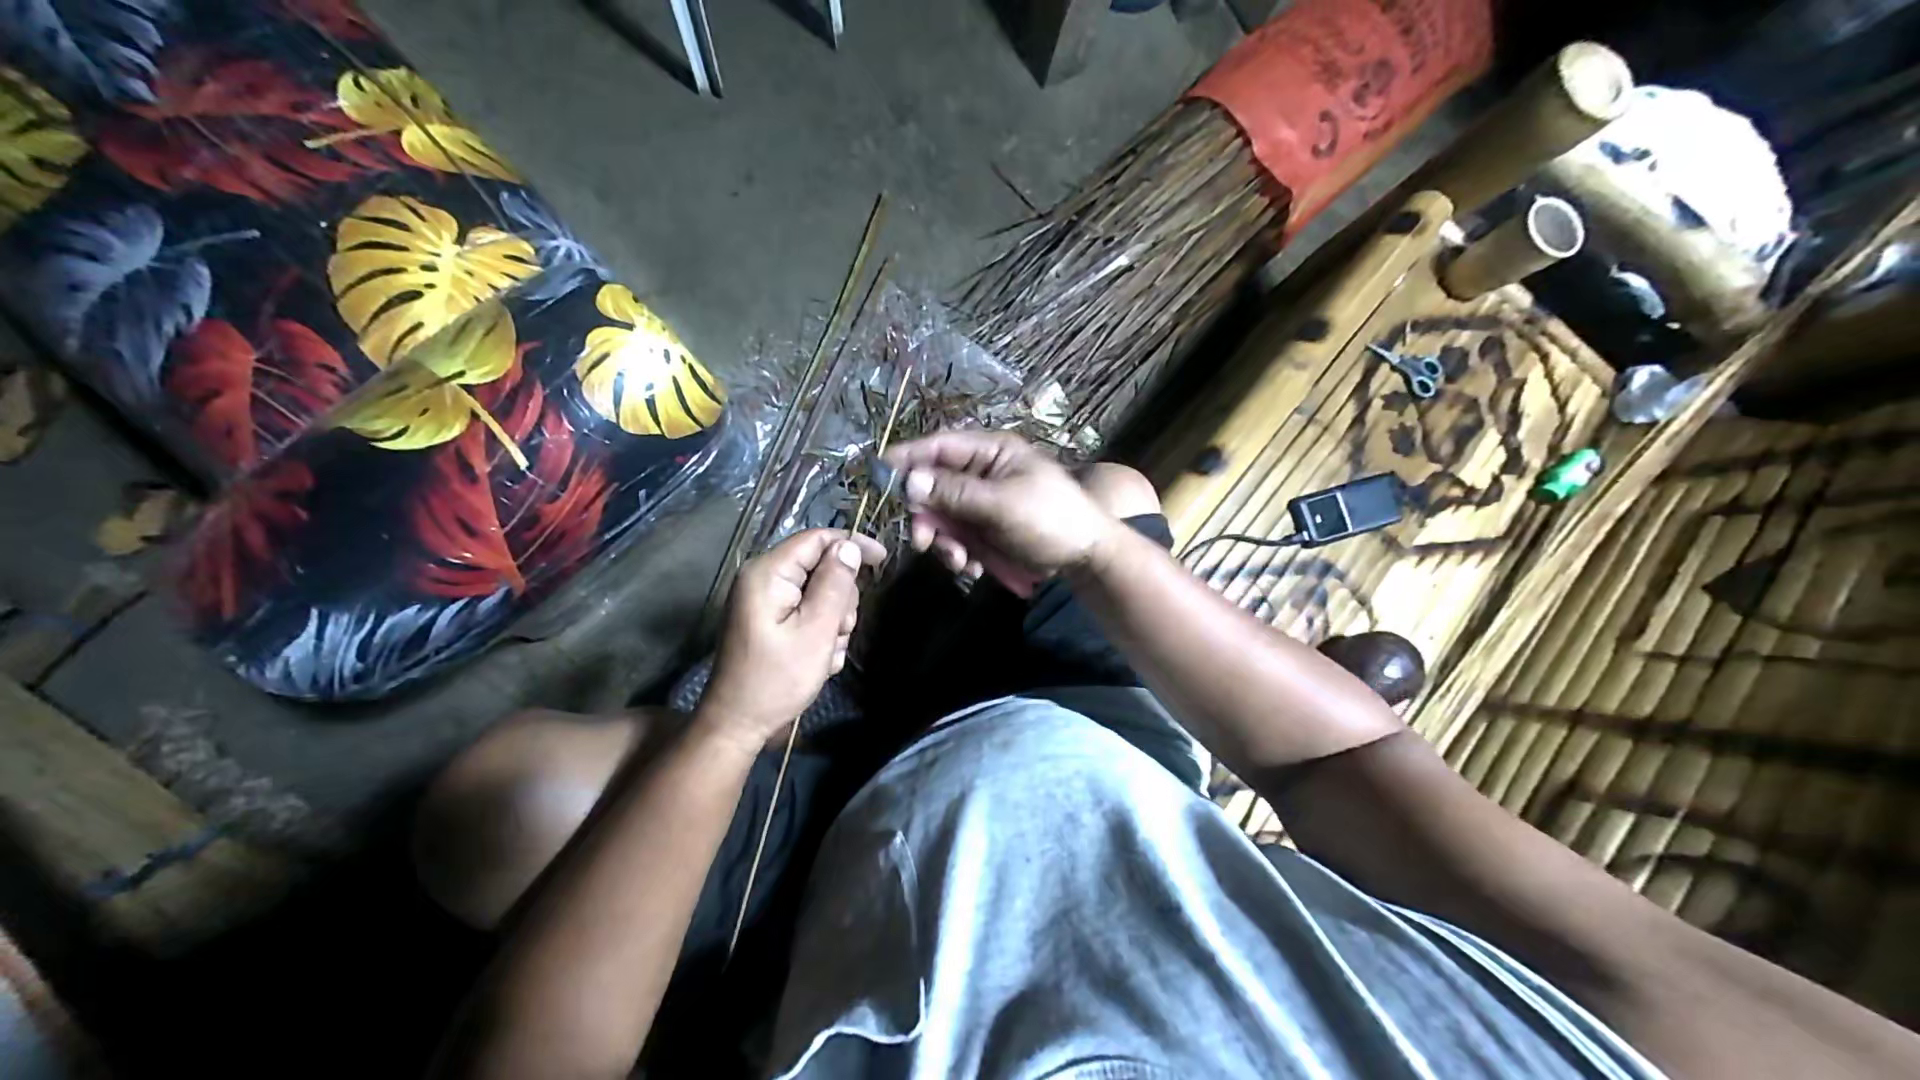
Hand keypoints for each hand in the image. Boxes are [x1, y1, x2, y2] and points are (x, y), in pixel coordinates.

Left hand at [697, 528, 886, 750]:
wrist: (739, 723)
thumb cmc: (776, 679)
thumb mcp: (816, 631)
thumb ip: (835, 585)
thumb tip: (849, 547)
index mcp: (767, 573)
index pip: (816, 538)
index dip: (851, 544)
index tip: (883, 560)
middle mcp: (763, 578)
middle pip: (820, 565)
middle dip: (841, 597)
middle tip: (840, 631)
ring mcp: (765, 600)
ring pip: (819, 591)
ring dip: (834, 620)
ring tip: (828, 651)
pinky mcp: (769, 619)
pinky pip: (808, 611)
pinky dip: (821, 631)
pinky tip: (820, 658)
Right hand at [883, 431, 1119, 586]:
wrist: (1086, 557)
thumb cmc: (1051, 518)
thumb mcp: (1002, 504)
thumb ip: (954, 493)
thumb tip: (909, 482)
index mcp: (990, 452)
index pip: (939, 447)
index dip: (908, 459)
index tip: (880, 476)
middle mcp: (981, 473)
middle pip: (934, 487)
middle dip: (928, 517)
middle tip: (923, 541)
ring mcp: (982, 503)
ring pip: (942, 518)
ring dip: (945, 542)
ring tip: (961, 561)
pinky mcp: (985, 530)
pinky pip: (958, 539)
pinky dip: (960, 555)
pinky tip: (975, 568)